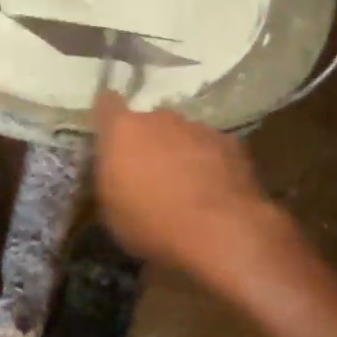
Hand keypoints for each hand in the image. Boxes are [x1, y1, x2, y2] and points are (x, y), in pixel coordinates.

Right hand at [91, 89, 272, 275]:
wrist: (219, 233)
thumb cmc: (151, 224)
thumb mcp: (110, 210)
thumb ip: (109, 177)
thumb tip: (113, 170)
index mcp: (122, 130)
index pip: (106, 102)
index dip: (107, 113)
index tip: (108, 128)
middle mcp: (158, 118)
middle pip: (148, 121)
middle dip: (147, 140)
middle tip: (150, 171)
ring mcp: (196, 128)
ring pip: (181, 134)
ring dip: (179, 151)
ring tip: (185, 184)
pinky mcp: (229, 144)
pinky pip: (211, 148)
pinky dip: (209, 162)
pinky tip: (213, 189)